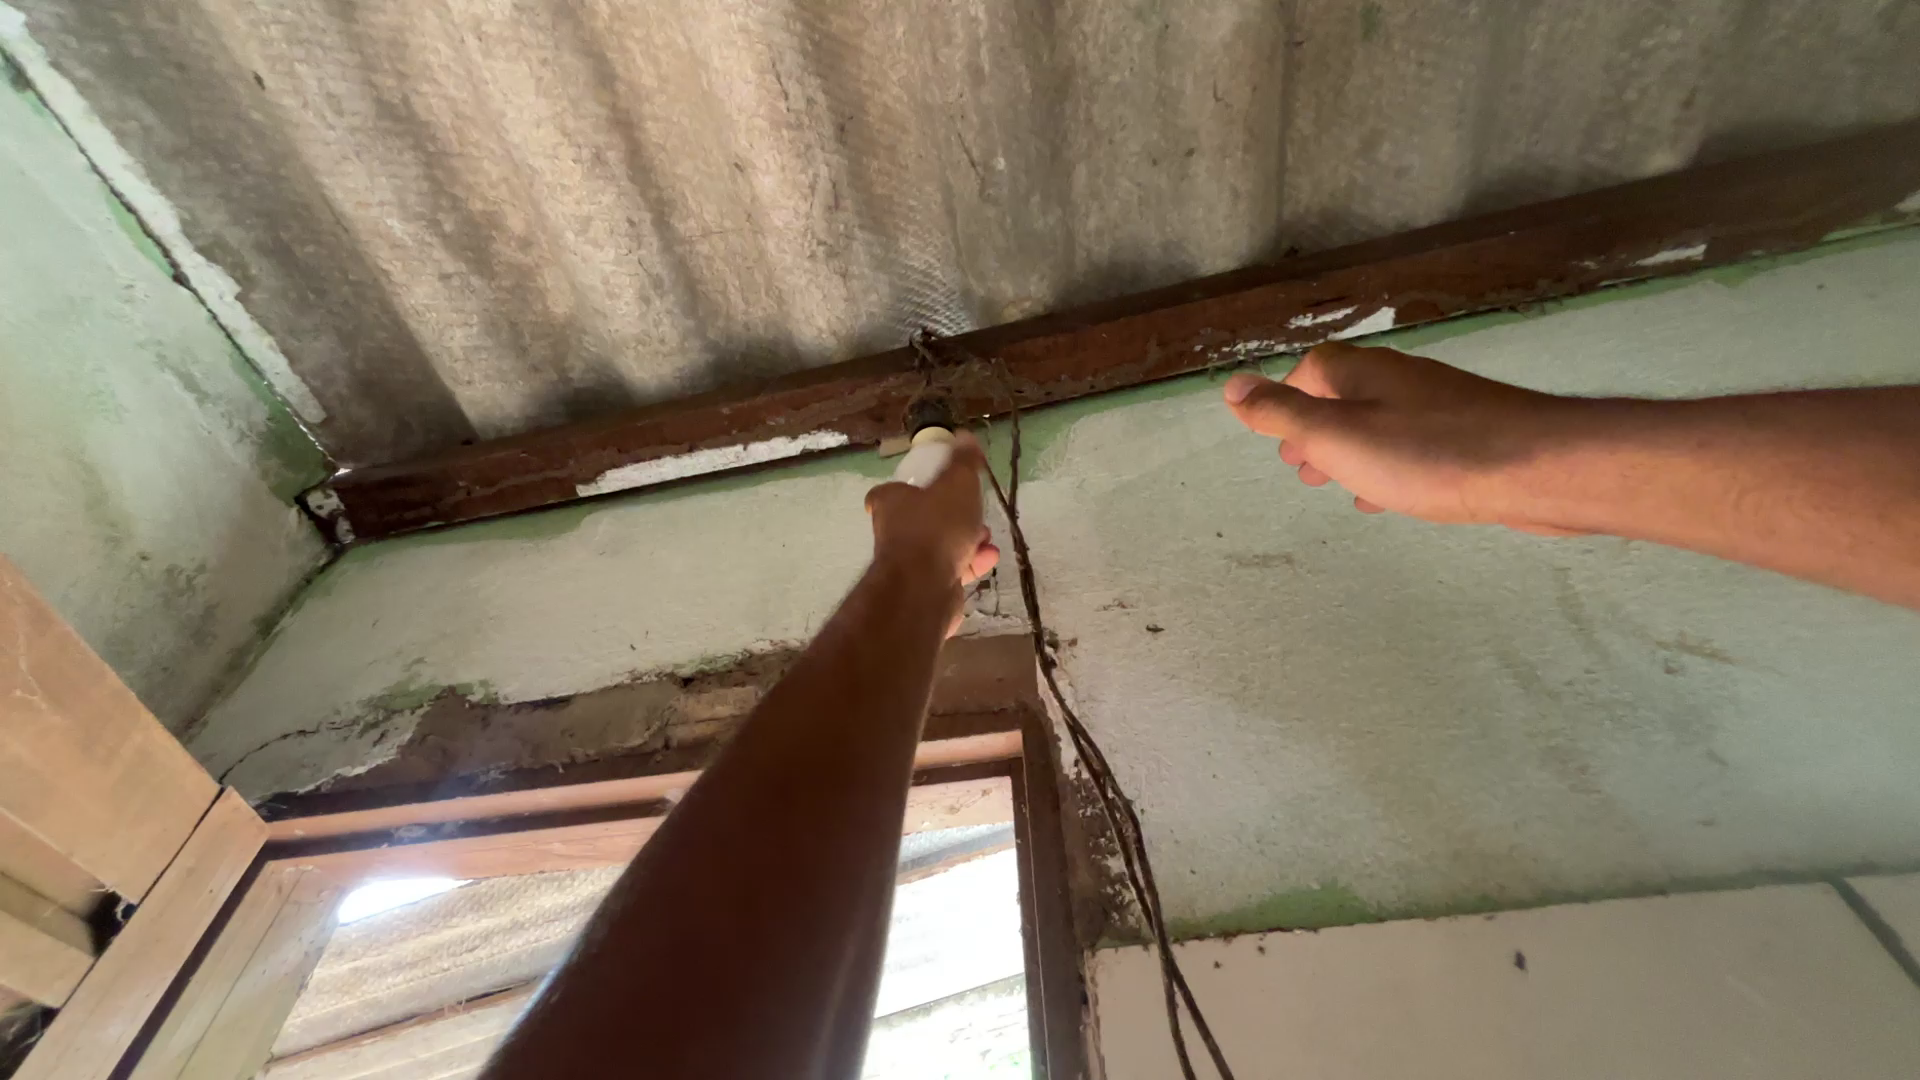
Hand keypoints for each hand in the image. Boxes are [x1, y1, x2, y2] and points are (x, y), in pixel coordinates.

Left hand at [865, 432, 1000, 590]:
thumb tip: (964, 435)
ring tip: (987, 538)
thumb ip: (963, 462)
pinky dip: (970, 562)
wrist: (925, 586)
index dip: (908, 489)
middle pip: (923, 519)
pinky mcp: (926, 586)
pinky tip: (988, 558)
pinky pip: (951, 568)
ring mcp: (909, 563)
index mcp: (891, 502)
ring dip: (968, 540)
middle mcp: (894, 532)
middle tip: (975, 513)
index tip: (929, 486)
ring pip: (941, 545)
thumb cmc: (936, 526)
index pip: (889, 492)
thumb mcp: (957, 484)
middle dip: (955, 516)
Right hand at [1223, 343, 1585, 534]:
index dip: (1288, 394)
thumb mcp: (1334, 435)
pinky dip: (1384, 466)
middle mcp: (1400, 380)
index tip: (1277, 432)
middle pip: (1344, 395)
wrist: (1540, 469)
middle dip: (1314, 427)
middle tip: (1297, 465)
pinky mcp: (1469, 436)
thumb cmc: (1425, 452)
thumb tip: (1231, 385)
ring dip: (1347, 450)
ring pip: (1376, 423)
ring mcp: (1439, 407)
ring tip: (1331, 483)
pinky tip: (1385, 496)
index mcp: (1364, 374)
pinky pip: (1409, 446)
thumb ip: (1280, 413)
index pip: (1313, 368)